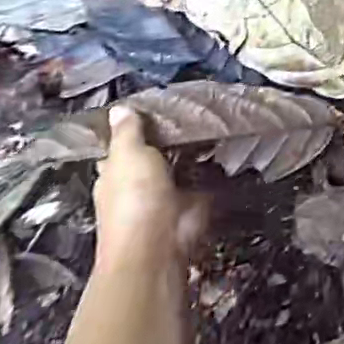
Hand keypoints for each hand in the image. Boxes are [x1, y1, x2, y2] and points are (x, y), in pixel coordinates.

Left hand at [92, 107, 204, 269]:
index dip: (133, 125)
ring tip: (215, 113)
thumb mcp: (127, 157)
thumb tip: (118, 108)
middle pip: (155, 149)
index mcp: (115, 172)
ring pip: (181, 159)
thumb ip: (128, 132)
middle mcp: (139, 181)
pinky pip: (205, 173)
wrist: (160, 244)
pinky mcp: (193, 198)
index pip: (120, 144)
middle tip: (194, 100)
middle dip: (170, 132)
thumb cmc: (134, 199)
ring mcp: (167, 190)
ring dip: (195, 144)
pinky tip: (228, 137)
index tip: (155, 100)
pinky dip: (214, 160)